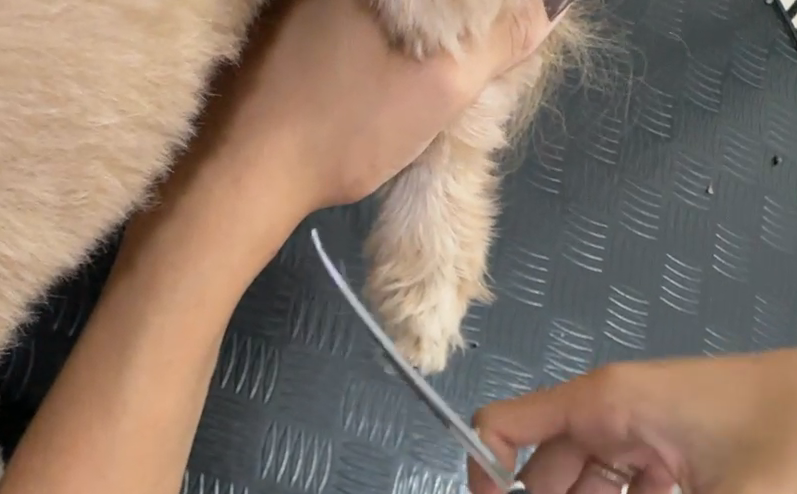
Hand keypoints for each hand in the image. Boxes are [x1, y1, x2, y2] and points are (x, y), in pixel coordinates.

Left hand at [174, 0, 560, 225]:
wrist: (248, 173)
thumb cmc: (345, 129)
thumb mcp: (437, 92)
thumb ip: (496, 44)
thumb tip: (548, 8)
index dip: (486, 13)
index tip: (497, 40)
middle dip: (453, 20)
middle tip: (469, 58)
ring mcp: (306, 0)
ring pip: (388, 8)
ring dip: (417, 29)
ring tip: (427, 70)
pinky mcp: (285, 22)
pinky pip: (353, 19)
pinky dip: (377, 35)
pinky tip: (378, 70)